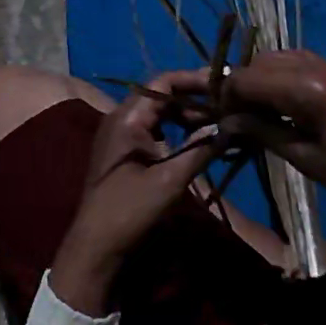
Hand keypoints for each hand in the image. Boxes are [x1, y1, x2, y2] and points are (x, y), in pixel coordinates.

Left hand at [50, 75, 221, 315]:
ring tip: (219, 120)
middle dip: (195, 97)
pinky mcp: (124, 151)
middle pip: (161, 95)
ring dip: (187, 114)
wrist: (96, 244)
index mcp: (127, 117)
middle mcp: (121, 118)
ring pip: (158, 112)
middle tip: (228, 104)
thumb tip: (229, 125)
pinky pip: (153, 128)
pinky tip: (196, 138)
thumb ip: (200, 149)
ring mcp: (120, 134)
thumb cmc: (129, 209)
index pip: (163, 83)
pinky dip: (176, 129)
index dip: (194, 80)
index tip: (224, 83)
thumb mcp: (170, 179)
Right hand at [184, 50, 325, 209]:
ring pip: (275, 57)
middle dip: (240, 85)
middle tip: (234, 116)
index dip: (227, 96)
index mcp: (305, 88)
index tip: (219, 118)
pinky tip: (279, 101)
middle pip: (258, 62)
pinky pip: (295, 60)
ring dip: (259, 77)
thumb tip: (226, 121)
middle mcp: (313, 66)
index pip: (247, 78)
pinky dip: (278, 74)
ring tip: (254, 110)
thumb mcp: (304, 157)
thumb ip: (262, 131)